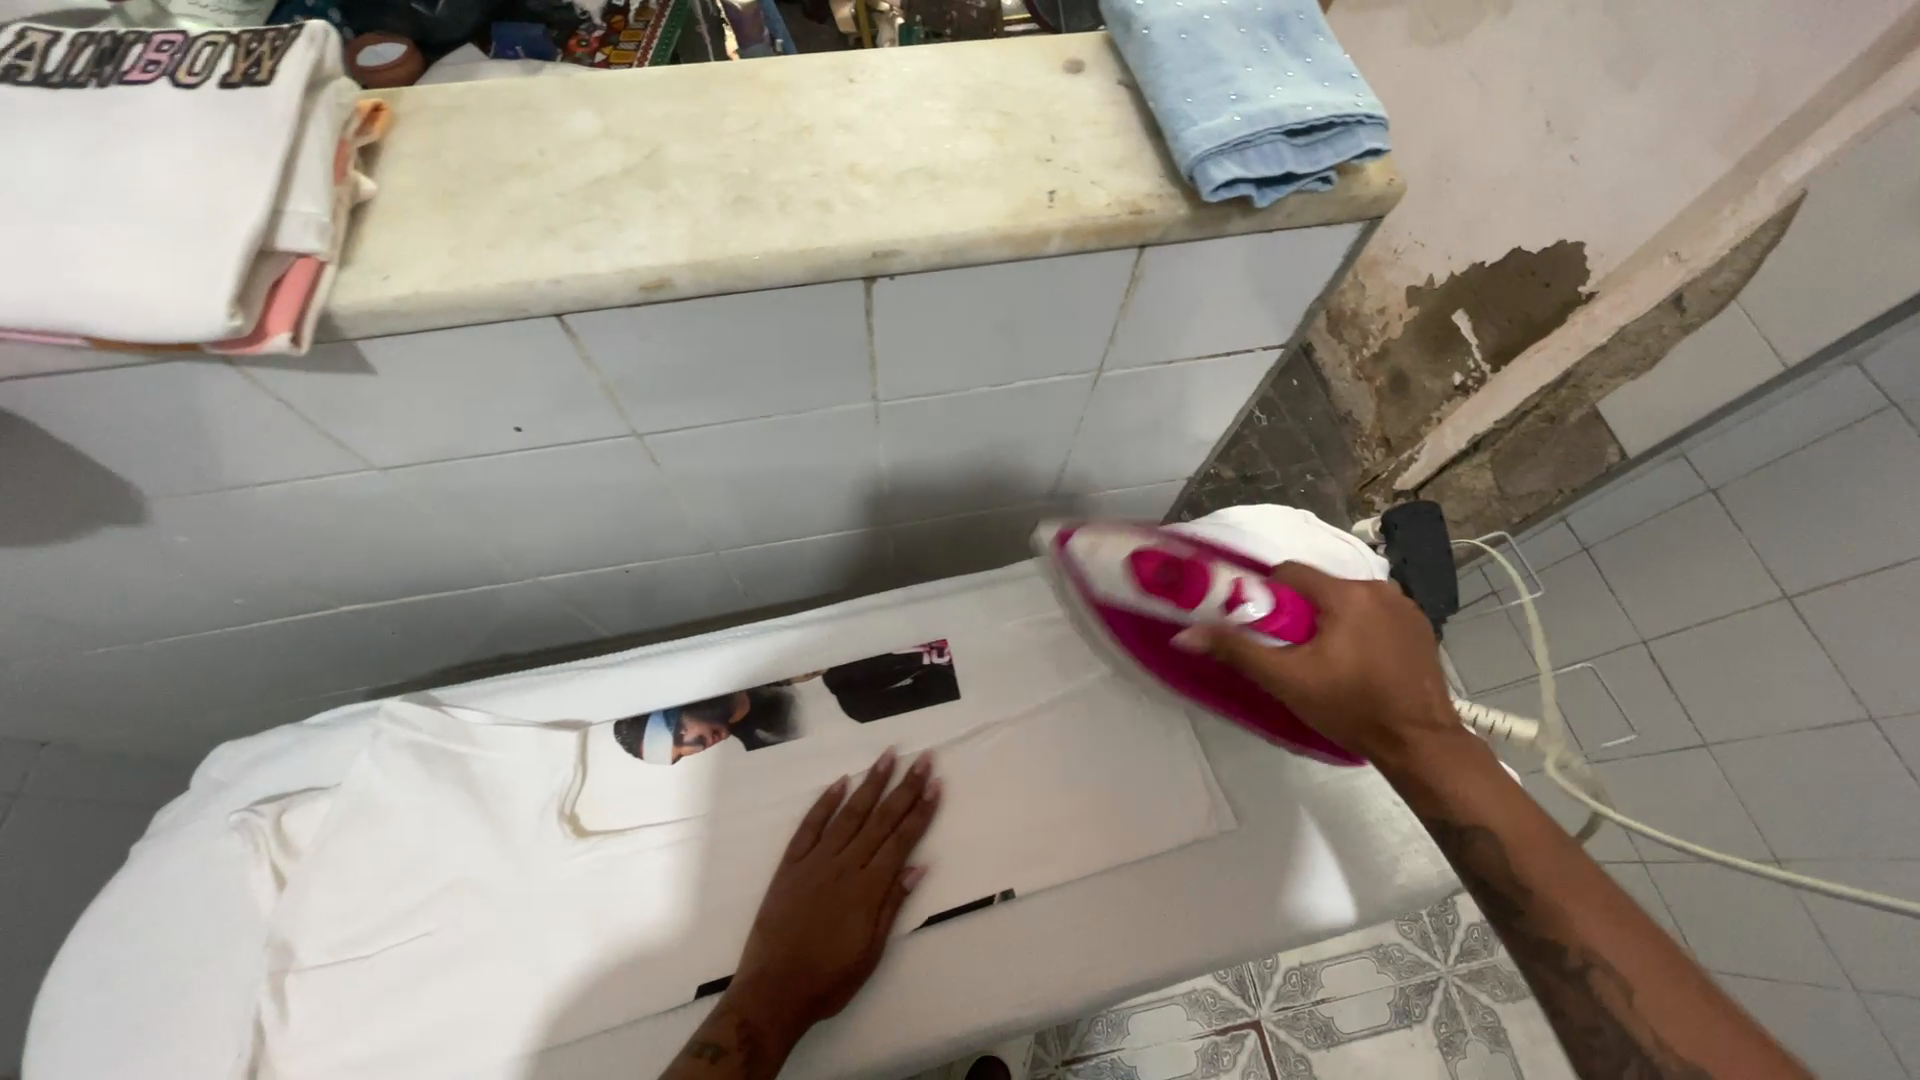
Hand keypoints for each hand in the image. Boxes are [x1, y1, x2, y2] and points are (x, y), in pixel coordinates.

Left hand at [724, 748, 940, 1045]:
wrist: (772, 992)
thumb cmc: (828, 980)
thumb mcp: (871, 952)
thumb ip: (892, 905)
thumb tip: (918, 866)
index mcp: (868, 888)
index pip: (901, 840)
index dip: (921, 811)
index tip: (935, 784)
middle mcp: (844, 866)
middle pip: (880, 819)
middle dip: (904, 787)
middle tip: (922, 758)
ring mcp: (815, 862)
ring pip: (849, 814)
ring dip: (870, 784)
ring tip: (887, 757)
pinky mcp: (789, 865)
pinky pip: (810, 826)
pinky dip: (825, 803)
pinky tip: (840, 783)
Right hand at [1173, 562, 1463, 767]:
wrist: (1419, 744)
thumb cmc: (1350, 708)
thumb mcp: (1286, 680)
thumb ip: (1236, 650)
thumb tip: (1185, 634)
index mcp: (1346, 594)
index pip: (1289, 573)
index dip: (1268, 597)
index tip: (1265, 629)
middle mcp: (1379, 589)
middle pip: (1318, 588)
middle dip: (1299, 613)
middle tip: (1290, 651)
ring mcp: (1406, 607)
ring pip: (1346, 601)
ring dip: (1330, 621)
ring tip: (1325, 661)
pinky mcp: (1421, 627)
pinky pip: (1374, 615)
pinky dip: (1359, 630)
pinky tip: (1358, 664)